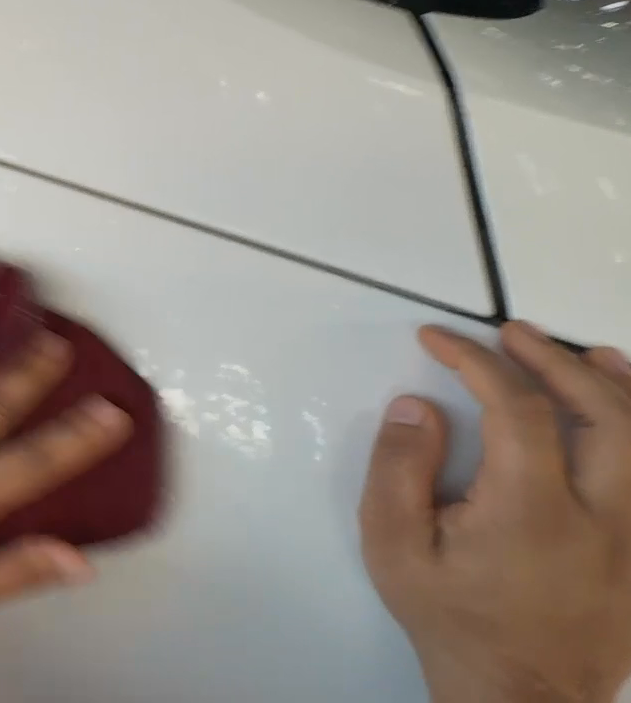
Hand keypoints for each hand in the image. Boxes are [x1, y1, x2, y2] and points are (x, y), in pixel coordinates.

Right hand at [361, 323, 630, 702]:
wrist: (519, 688)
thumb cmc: (446, 609)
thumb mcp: (392, 540)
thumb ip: (399, 469)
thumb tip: (417, 407)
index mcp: (533, 510)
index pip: (520, 412)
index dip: (478, 362)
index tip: (436, 338)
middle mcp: (605, 517)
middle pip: (607, 418)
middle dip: (557, 362)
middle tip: (511, 332)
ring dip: (620, 389)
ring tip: (583, 351)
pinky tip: (626, 410)